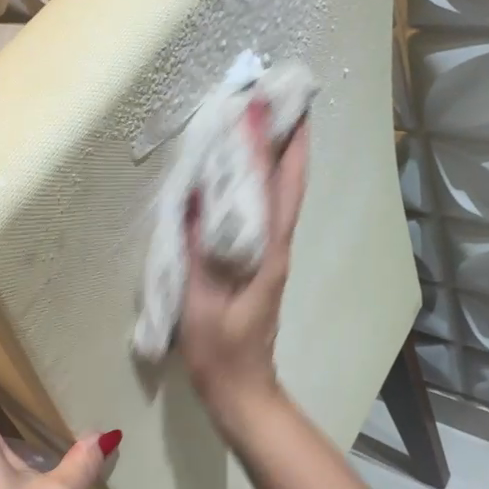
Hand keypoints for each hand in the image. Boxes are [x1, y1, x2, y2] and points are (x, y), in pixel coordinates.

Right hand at [179, 102, 308, 433]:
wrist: (241, 391)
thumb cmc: (220, 351)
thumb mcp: (203, 303)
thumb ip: (200, 253)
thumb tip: (199, 199)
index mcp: (265, 253)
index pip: (272, 187)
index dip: (270, 144)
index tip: (268, 103)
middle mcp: (276, 247)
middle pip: (289, 183)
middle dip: (289, 138)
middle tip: (282, 97)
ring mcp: (271, 254)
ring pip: (281, 194)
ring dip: (279, 155)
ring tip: (267, 120)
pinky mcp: (260, 262)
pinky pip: (265, 210)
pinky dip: (263, 180)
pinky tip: (247, 172)